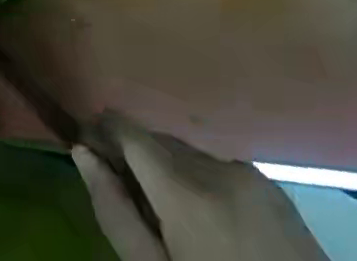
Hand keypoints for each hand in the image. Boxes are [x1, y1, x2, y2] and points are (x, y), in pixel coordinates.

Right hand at [72, 116, 328, 260]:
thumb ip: (115, 212)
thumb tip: (82, 152)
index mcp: (186, 190)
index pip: (129, 131)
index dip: (103, 131)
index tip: (86, 147)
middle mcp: (218, 167)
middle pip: (159, 142)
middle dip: (135, 158)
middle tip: (125, 198)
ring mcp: (251, 175)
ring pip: (190, 155)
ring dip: (169, 172)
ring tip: (169, 220)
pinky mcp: (275, 189)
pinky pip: (221, 170)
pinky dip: (202, 184)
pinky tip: (208, 226)